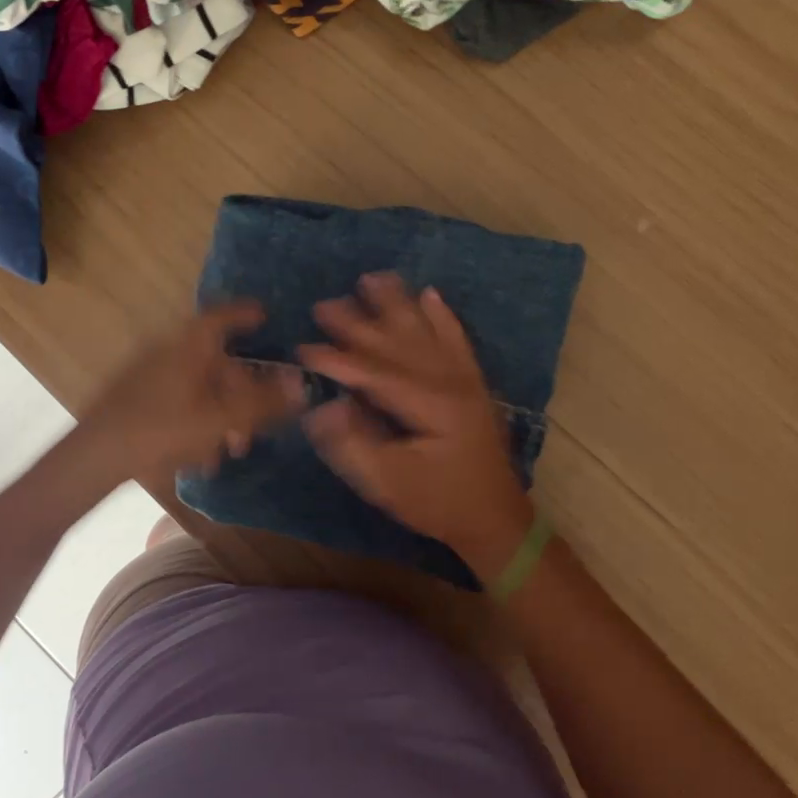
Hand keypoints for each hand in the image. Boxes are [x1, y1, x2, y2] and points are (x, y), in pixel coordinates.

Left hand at [82, 301, 304, 480]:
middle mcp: (167, 350)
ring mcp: (147, 373)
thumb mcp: (222, 419)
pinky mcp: (133, 397)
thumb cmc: (163, 429)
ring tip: (230, 450)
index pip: (222, 315)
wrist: (97, 454)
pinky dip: (194, 421)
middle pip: (213, 360)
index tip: (265, 316)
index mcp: (189, 345)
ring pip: (196, 386)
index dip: (245, 313)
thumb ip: (263, 402)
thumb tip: (301, 384)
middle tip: (256, 423)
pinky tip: (199, 458)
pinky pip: (175, 401)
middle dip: (240, 392)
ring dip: (219, 414)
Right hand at [298, 273, 532, 566]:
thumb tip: (323, 407)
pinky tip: (429, 294)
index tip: (301, 349)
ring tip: (372, 278)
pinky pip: (456, 340)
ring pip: (425, 332)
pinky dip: (443, 316)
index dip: (335, 359)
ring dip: (396, 305)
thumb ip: (351, 444)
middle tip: (323, 304)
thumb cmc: (436, 502)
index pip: (373, 372)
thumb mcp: (386, 483)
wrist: (495, 520)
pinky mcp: (471, 385)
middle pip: (397, 343)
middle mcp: (448, 382)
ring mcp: (464, 380)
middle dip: (357, 323)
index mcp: (428, 405)